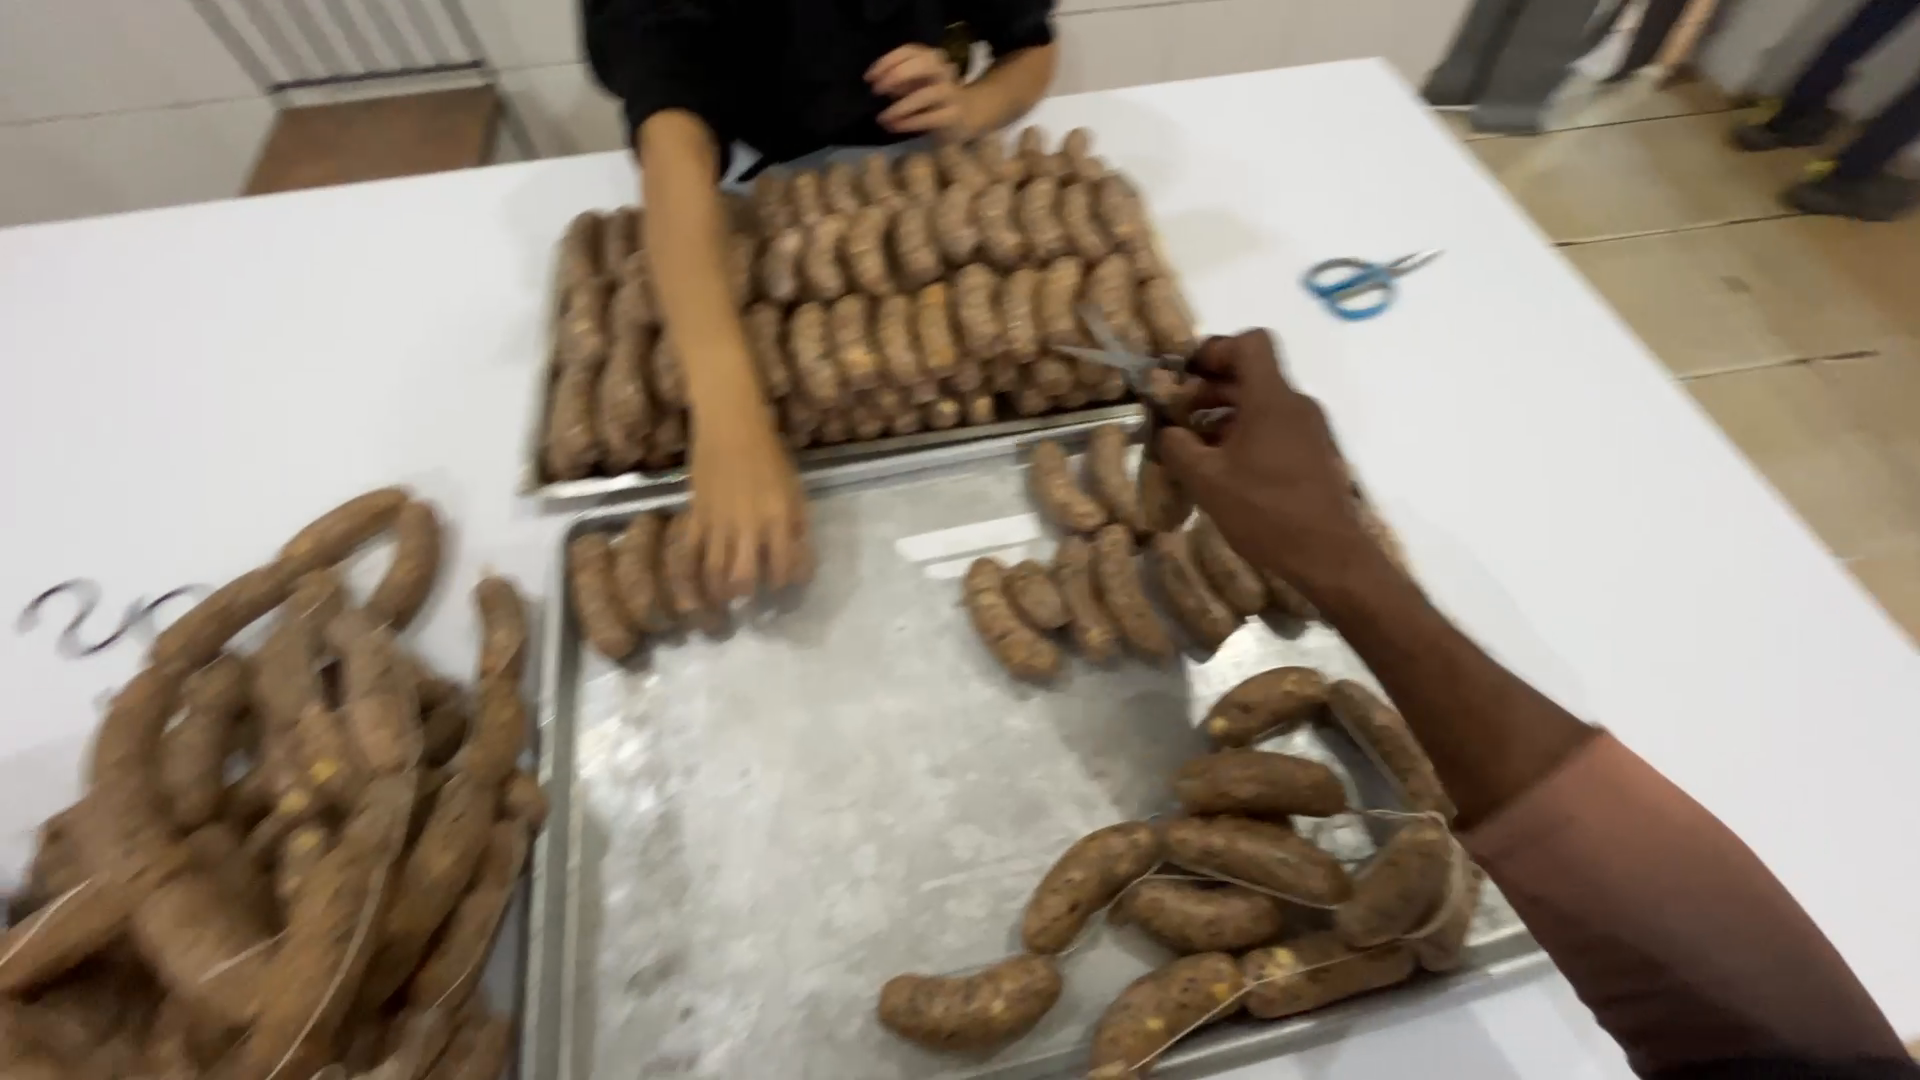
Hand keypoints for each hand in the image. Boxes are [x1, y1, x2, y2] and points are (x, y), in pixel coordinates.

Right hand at [687, 397, 811, 601]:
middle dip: (751, 595)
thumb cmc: (770, 455)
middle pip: (745, 578)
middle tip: (754, 600)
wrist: (730, 427)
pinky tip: (702, 583)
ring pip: (715, 572)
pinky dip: (696, 573)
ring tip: (728, 600)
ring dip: (722, 592)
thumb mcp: (795, 489)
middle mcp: (748, 527)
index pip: (784, 566)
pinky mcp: (696, 516)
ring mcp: (718, 524)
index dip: (787, 582)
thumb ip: (797, 523)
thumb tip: (799, 553)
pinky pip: (693, 553)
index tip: (787, 585)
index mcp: (778, 519)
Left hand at [868, 44, 971, 138]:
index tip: (869, 78)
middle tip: (877, 91)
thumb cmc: (933, 99)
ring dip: (900, 107)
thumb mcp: (914, 84)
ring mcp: (950, 93)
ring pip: (925, 95)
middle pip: (922, 64)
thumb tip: (880, 83)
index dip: (887, 62)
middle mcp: (943, 71)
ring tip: (882, 118)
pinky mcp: (953, 115)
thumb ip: (899, 81)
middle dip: (896, 75)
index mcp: (931, 58)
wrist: (967, 116)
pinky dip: (910, 122)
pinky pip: (930, 118)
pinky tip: (895, 127)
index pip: (909, 51)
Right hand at [1156, 331, 1377, 591]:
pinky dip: (1245, 436)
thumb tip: (1166, 431)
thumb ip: (1177, 447)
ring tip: (1195, 449)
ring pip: (1261, 404)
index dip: (1214, 350)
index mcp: (1271, 399)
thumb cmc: (1264, 512)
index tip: (1186, 379)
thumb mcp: (1205, 480)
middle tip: (1177, 418)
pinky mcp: (1315, 454)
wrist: (1328, 555)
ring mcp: (1310, 429)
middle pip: (1251, 374)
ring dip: (1224, 416)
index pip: (1249, 343)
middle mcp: (1295, 404)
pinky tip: (1224, 470)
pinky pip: (1275, 428)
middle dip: (1209, 389)